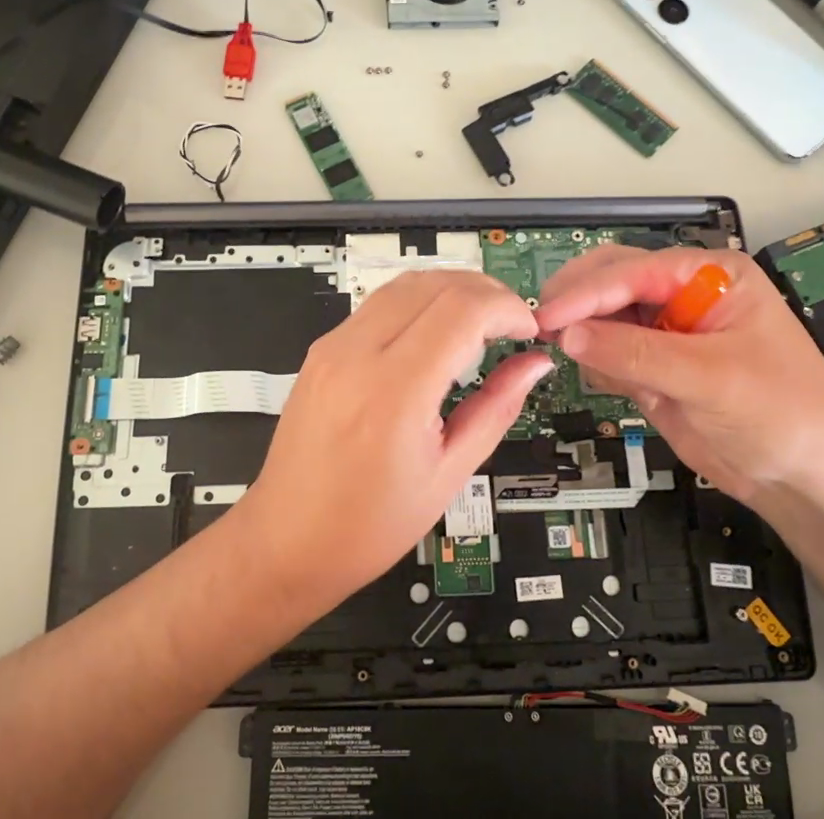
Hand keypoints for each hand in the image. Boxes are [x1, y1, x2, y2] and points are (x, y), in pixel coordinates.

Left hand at [242, 271, 551, 602]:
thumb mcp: (449, 474)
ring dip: (451, 290)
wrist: (288, 540)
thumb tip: (535, 364)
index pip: (462, 310)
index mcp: (394, 392)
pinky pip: (378, 305)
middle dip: (486, 292)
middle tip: (513, 324)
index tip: (529, 331)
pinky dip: (418, 303)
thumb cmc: (370, 524)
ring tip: (482, 323)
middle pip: (434, 284)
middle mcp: (357, 355)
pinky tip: (438, 333)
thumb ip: (497, 408)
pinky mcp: (320, 351)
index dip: (507, 309)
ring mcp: (332, 348)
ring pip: (404, 284)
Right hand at [535, 246, 823, 501]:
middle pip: (613, 283)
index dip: (588, 291)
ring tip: (576, 359)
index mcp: (711, 276)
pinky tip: (606, 381)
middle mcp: (685, 297)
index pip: (635, 270)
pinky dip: (597, 366)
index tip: (548, 315)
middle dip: (579, 304)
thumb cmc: (783, 414)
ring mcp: (667, 334)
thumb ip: (637, 353)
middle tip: (543, 328)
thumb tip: (568, 334)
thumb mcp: (710, 377)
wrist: (804, 479)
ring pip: (603, 320)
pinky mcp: (654, 370)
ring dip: (585, 337)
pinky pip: (608, 357)